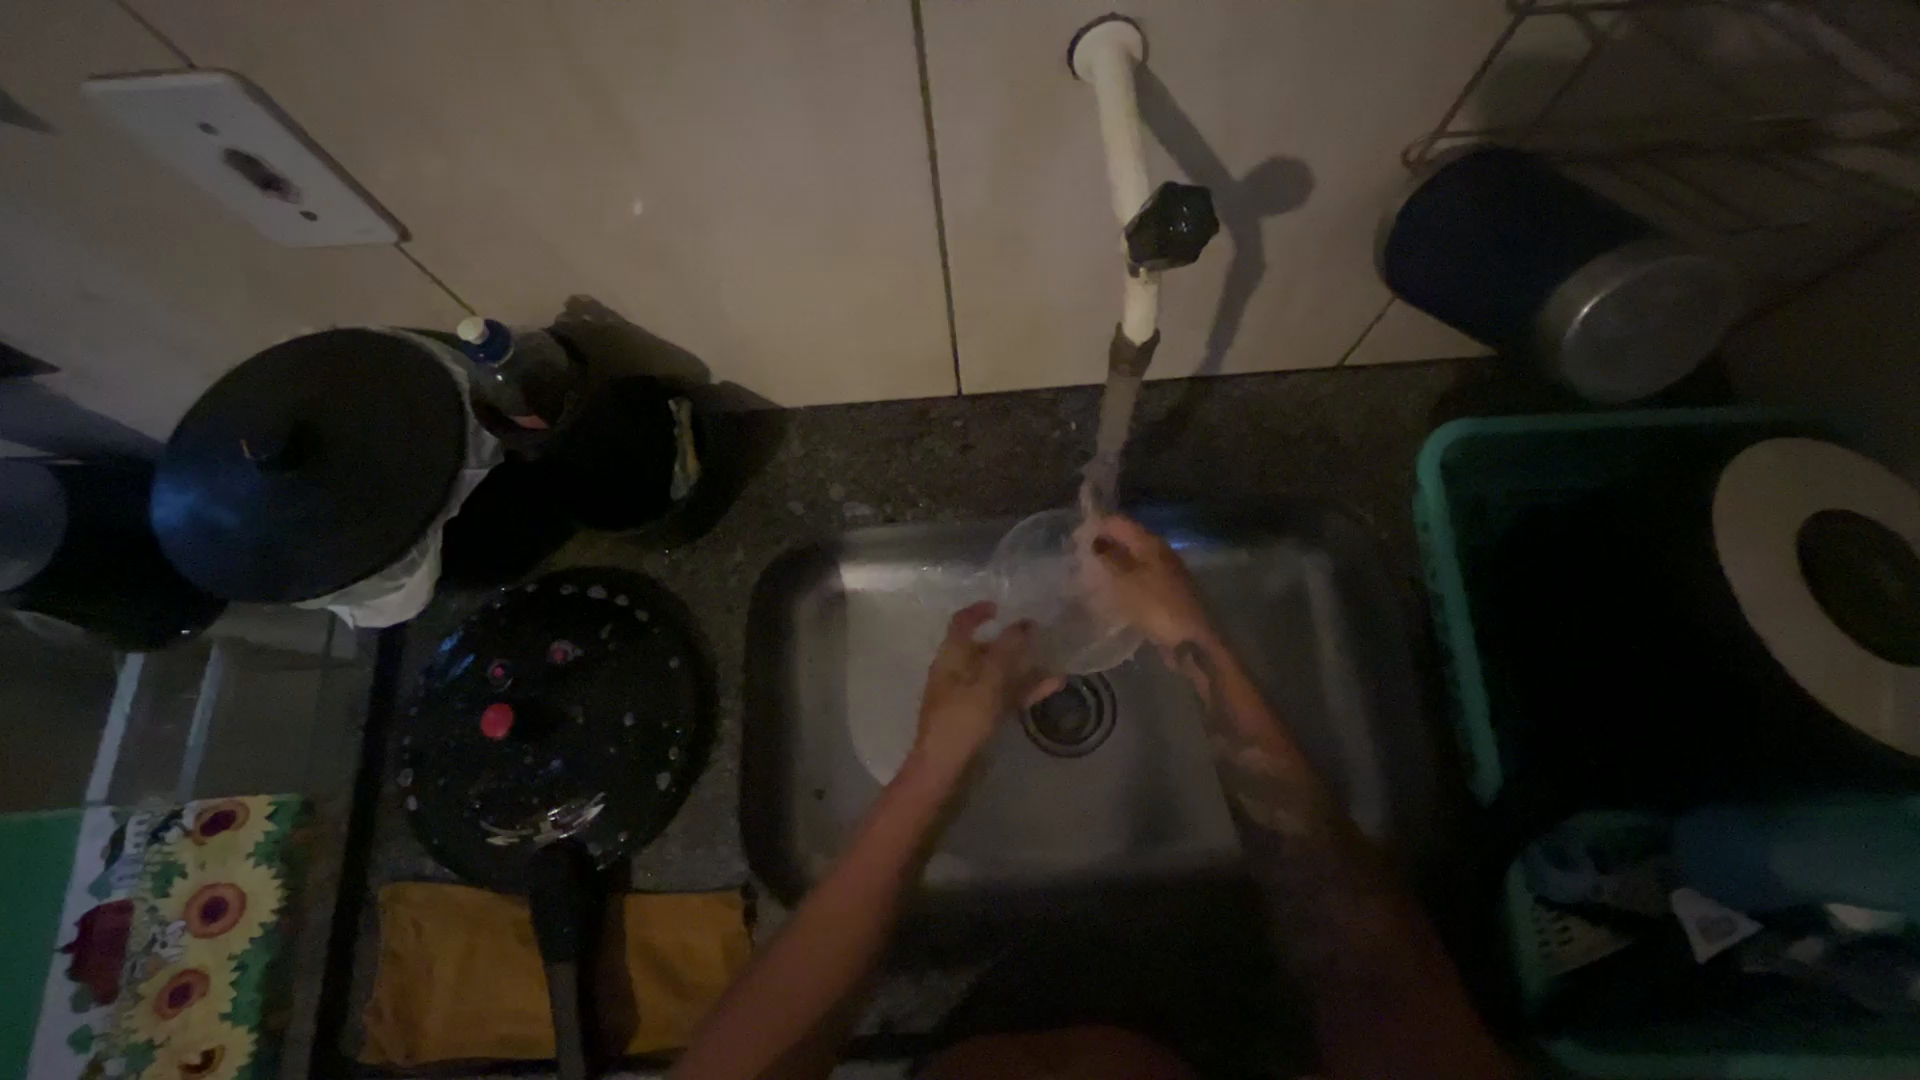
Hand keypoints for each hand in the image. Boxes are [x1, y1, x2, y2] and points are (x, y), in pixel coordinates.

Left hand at [914, 602, 1062, 773]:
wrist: (945, 769)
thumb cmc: (961, 720)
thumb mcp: (986, 682)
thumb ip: (1006, 652)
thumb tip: (1023, 624)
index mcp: (951, 657)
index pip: (961, 623)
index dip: (979, 611)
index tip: (1002, 605)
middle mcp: (959, 672)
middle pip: (986, 648)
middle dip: (1012, 640)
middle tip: (1041, 633)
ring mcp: (970, 696)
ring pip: (1000, 673)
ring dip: (1025, 665)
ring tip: (1055, 657)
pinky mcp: (982, 717)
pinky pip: (1007, 695)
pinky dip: (1027, 688)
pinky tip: (1054, 684)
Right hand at [1082, 514, 1214, 650]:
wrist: (1191, 640)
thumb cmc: (1156, 606)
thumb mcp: (1125, 580)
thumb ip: (1108, 557)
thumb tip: (1096, 540)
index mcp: (1150, 543)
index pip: (1119, 521)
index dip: (1095, 526)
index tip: (1073, 541)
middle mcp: (1159, 551)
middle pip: (1126, 538)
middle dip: (1102, 544)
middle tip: (1078, 558)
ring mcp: (1165, 571)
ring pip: (1132, 559)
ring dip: (1111, 564)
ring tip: (1089, 575)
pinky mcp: (1166, 591)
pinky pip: (1138, 577)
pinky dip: (1122, 580)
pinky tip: (1110, 592)